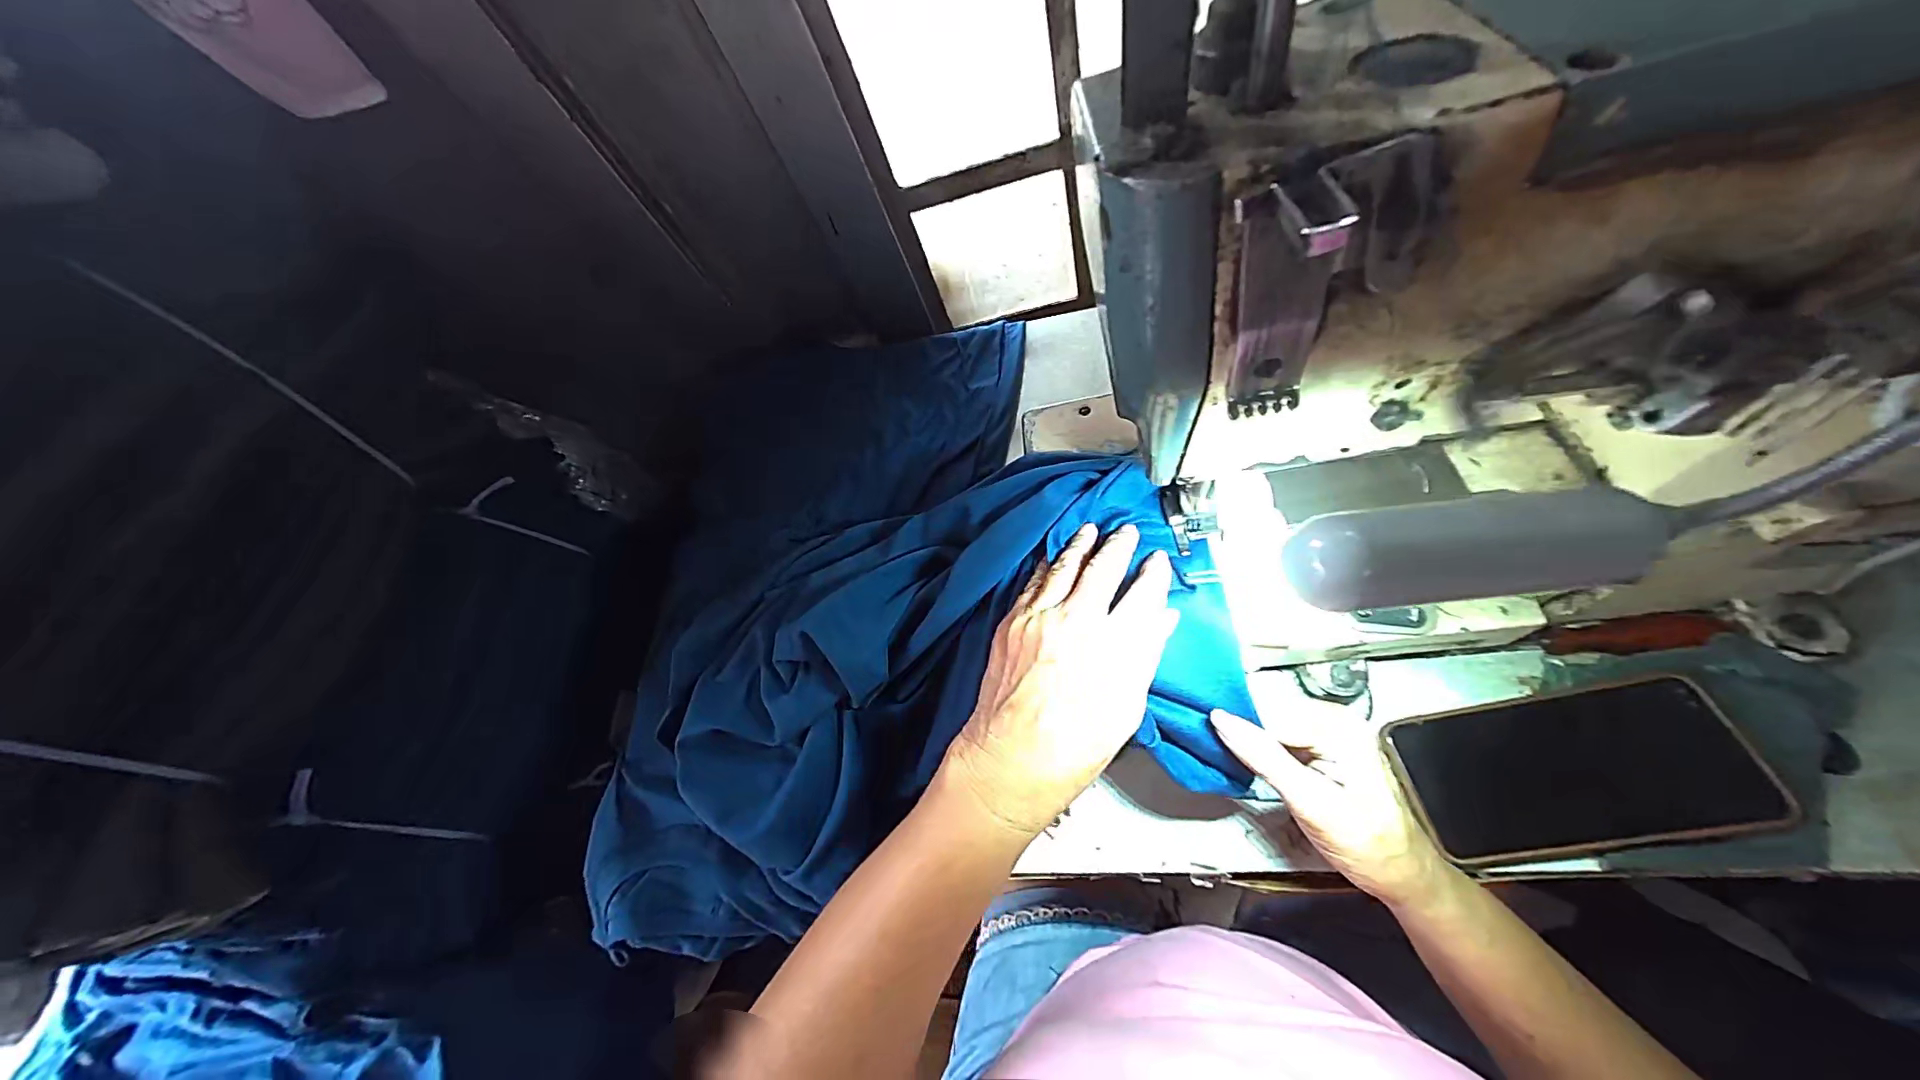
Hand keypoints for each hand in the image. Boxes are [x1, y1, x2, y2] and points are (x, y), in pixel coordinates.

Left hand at [940, 524, 1179, 837]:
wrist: (1009, 760)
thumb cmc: (1070, 748)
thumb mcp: (1125, 708)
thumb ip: (1145, 656)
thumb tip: (1161, 622)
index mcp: (1114, 646)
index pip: (1142, 593)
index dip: (1153, 573)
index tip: (1157, 562)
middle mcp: (1076, 623)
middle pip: (1103, 568)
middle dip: (1119, 546)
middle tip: (1128, 534)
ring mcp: (1039, 619)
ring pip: (1064, 566)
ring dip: (1081, 545)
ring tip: (1091, 531)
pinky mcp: (1012, 622)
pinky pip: (1033, 582)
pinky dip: (1048, 566)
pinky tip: (1054, 559)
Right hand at [1210, 706, 1455, 908]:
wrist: (1402, 876)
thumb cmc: (1367, 845)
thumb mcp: (1310, 802)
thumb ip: (1264, 757)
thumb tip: (1221, 720)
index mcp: (1338, 725)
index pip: (1266, 711)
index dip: (1235, 725)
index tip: (1207, 738)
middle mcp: (1334, 719)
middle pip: (1267, 714)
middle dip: (1241, 733)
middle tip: (1222, 757)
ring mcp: (1328, 732)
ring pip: (1268, 725)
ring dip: (1248, 742)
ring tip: (1235, 763)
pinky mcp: (1321, 747)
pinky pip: (1278, 737)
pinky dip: (1261, 751)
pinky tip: (1254, 766)